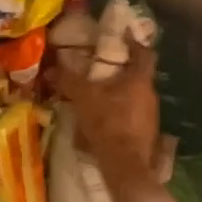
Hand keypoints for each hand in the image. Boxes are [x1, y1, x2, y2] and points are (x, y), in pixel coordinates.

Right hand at [47, 35, 159, 181]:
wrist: (125, 164)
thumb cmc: (108, 121)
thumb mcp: (83, 97)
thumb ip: (68, 81)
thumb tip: (50, 69)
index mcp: (140, 80)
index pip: (144, 53)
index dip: (134, 42)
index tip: (123, 36)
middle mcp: (150, 95)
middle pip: (138, 76)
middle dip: (120, 71)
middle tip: (101, 67)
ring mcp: (151, 116)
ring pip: (135, 97)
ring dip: (119, 94)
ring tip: (98, 94)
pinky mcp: (146, 134)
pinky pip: (132, 116)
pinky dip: (119, 113)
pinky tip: (103, 119)